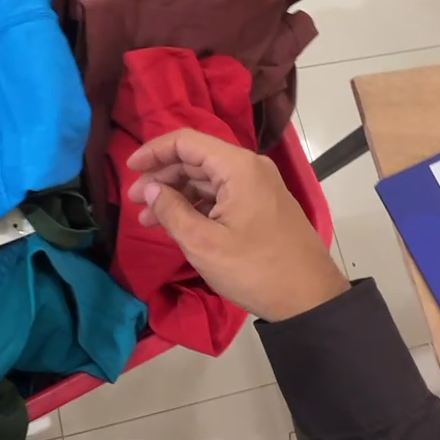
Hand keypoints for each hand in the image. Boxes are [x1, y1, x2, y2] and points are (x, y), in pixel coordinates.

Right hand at [126, 129, 348, 321]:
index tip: (128, 168)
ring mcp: (258, 185)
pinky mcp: (261, 204)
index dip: (154, 151)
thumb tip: (149, 187)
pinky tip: (176, 223)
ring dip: (176, 193)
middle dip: (162, 176)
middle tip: (134, 201)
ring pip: (207, 178)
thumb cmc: (255, 269)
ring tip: (148, 218)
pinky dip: (196, 205)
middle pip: (196, 158)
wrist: (310, 298)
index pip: (186, 141)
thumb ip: (171, 211)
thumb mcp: (204, 243)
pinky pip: (221, 194)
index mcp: (237, 166)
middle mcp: (249, 167)